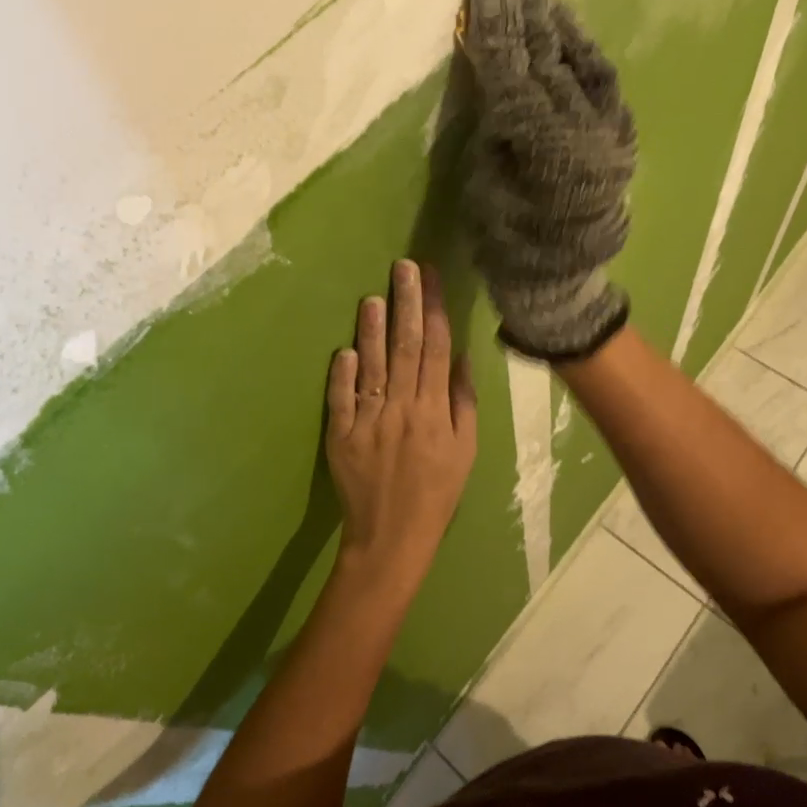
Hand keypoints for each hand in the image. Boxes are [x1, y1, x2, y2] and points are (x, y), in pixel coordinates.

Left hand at [325, 260, 477, 579]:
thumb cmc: (437, 494)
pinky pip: (340, 398)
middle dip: (406, 303)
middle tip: (404, 268)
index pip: (437, 348)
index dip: (434, 309)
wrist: (392, 538)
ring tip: (373, 297)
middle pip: (406, 346)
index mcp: (435, 411)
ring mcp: (368, 420)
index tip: (431, 277)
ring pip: (372, 365)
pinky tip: (346, 349)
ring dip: (372, 329)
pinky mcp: (340, 435)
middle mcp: (402, 408)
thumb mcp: (466, 451)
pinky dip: (343, 373)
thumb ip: (463, 402)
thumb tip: (462, 357)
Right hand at [460, 0, 635, 360]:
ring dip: (557, 19)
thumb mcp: (483, 179)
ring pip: (581, 60)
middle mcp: (578, 130)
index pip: (512, 68)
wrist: (559, 278)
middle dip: (527, 7)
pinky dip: (582, 49)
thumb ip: (493, 122)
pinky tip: (567, 26)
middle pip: (548, 55)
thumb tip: (495, 71)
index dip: (498, 22)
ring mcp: (606, 130)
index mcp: (536, 145)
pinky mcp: (621, 134)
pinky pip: (602, 80)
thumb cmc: (506, 239)